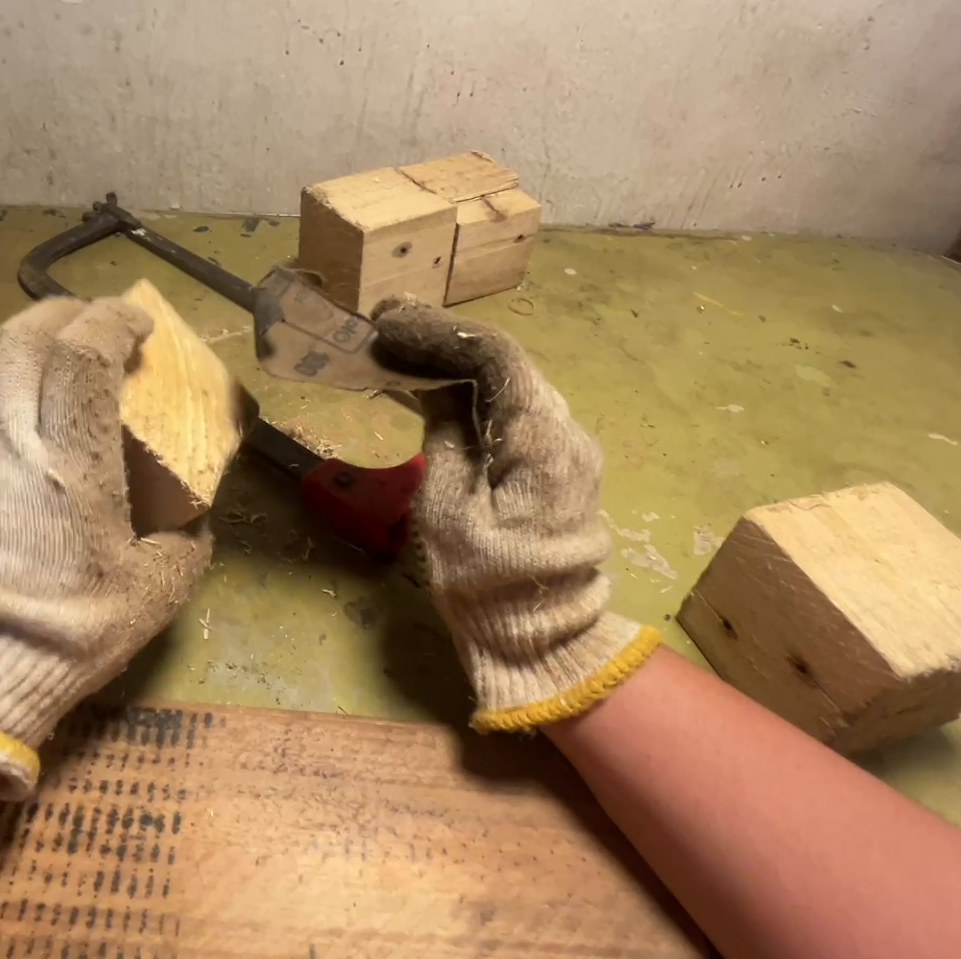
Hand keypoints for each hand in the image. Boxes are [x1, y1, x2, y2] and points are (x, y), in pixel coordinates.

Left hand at [0, 298, 213, 796]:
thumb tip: (193, 510)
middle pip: (21, 343)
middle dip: (59, 315)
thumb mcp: (162, 582)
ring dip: (10, 346)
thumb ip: (185, 532)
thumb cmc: (79, 630)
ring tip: (35, 355)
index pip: (84, 357)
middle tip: (85, 319)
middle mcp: (7, 444)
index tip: (136, 320)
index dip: (113, 321)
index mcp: (73, 463)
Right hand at [372, 298, 658, 729]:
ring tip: (406, 350)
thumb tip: (436, 382)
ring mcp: (570, 446)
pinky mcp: (561, 463)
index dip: (440, 332)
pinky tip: (441, 386)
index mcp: (542, 441)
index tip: (391, 322)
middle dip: (447, 342)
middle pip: (508, 364)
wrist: (539, 638)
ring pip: (513, 384)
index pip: (496, 358)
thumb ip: (445, 432)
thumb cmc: (484, 581)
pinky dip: (476, 391)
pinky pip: (517, 409)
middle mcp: (568, 432)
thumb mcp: (446, 505)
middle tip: (389, 329)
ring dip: (460, 364)